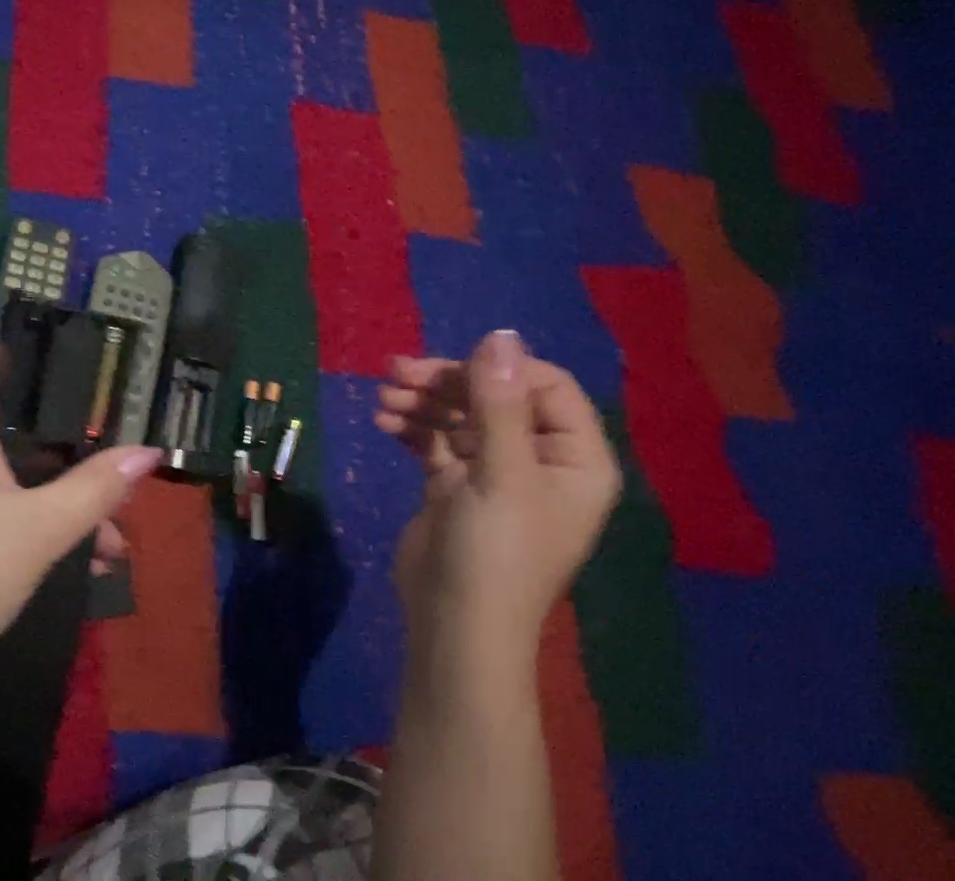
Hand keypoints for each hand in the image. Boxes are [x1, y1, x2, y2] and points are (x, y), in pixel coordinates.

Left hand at [0, 328, 162, 693]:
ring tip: (108, 540)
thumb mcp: (40, 531)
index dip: (22, 336)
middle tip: (111, 449)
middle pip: (2, 410)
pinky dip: (24, 514)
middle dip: (62, 437)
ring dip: (53, 492)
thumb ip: (94, 489)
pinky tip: (71, 561)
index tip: (73, 349)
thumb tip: (148, 451)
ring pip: (1, 467)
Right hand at [373, 331, 619, 651]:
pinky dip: (412, 428)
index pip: (545, 387)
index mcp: (575, 458)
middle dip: (446, 384)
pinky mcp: (455, 487)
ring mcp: (494, 473)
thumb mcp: (500, 474)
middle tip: (395, 374)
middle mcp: (540, 460)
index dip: (495, 370)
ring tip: (382, 400)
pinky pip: (436, 442)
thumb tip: (501, 335)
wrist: (453, 623)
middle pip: (495, 398)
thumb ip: (499, 404)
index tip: (442, 368)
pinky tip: (383, 422)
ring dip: (422, 404)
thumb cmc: (494, 551)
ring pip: (460, 417)